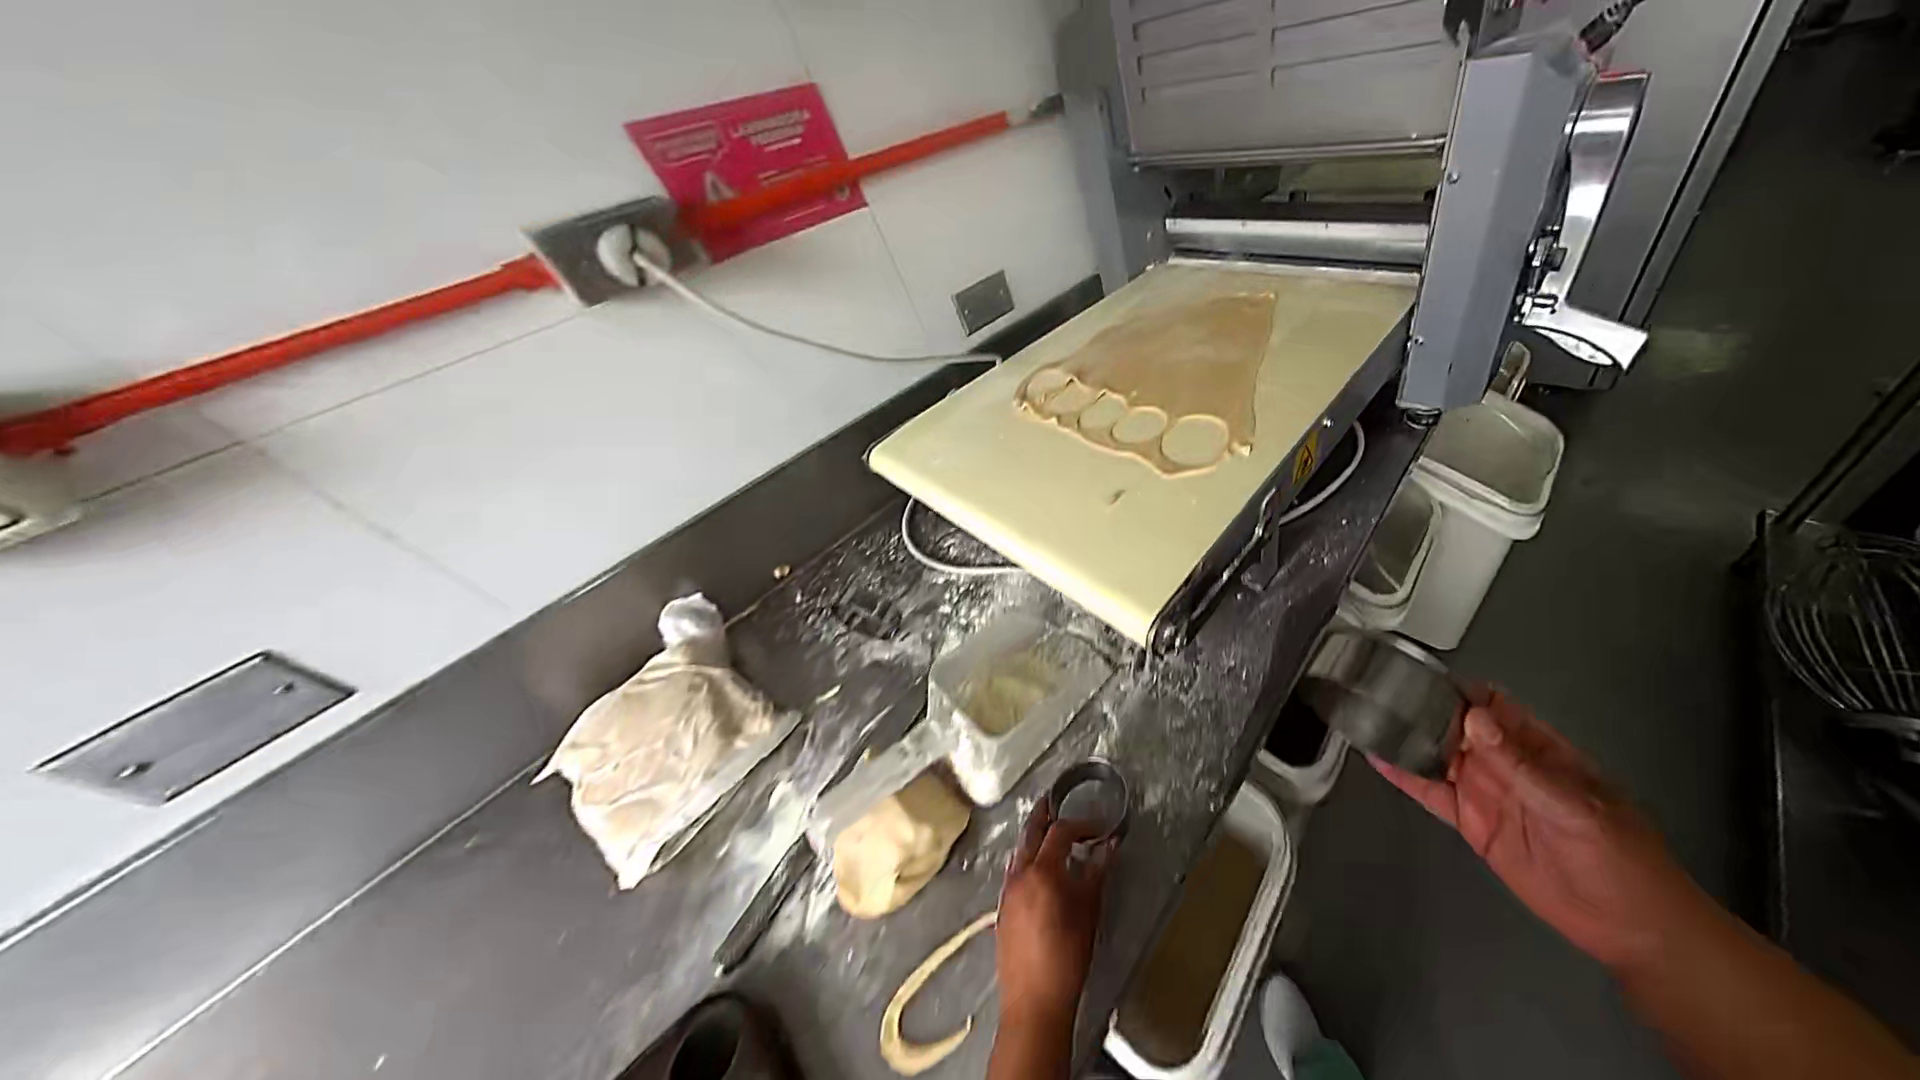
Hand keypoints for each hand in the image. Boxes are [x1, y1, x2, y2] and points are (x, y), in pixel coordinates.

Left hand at [996, 800, 1115, 1025]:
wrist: (1033, 1002)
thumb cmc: (1067, 958)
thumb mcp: (1089, 913)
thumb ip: (1096, 874)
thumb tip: (1108, 847)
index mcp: (1041, 871)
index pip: (1060, 832)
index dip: (1080, 824)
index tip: (1098, 828)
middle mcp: (1019, 873)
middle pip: (1031, 832)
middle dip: (1045, 815)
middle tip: (1056, 803)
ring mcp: (1006, 889)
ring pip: (1019, 850)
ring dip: (1034, 836)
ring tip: (1051, 832)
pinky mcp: (1001, 906)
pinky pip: (1014, 869)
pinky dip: (1026, 858)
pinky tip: (1038, 867)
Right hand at [1371, 687, 1710, 973]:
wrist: (1629, 928)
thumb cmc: (1620, 858)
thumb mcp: (1574, 806)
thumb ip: (1520, 764)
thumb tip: (1474, 719)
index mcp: (1538, 749)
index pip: (1494, 705)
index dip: (1460, 691)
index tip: (1422, 679)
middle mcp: (1505, 764)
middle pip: (1456, 726)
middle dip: (1423, 709)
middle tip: (1382, 695)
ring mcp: (1485, 792)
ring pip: (1437, 754)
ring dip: (1408, 738)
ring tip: (1370, 717)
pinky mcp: (1469, 821)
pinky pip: (1429, 791)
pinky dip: (1403, 774)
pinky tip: (1376, 757)